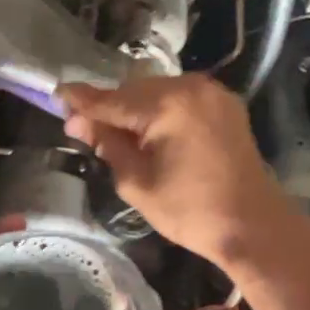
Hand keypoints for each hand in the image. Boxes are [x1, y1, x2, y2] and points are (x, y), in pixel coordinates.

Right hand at [60, 74, 304, 269]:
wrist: (252, 223)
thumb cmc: (191, 210)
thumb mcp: (137, 183)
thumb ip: (108, 145)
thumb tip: (80, 122)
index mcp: (168, 105)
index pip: (113, 99)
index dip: (83, 100)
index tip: (58, 95)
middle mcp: (191, 87)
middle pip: (135, 90)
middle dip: (111, 106)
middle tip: (85, 128)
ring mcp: (212, 92)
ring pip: (159, 91)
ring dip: (137, 107)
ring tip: (118, 132)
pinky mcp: (226, 103)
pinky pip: (183, 97)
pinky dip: (164, 109)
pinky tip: (152, 129)